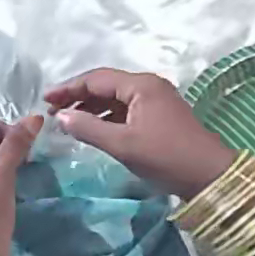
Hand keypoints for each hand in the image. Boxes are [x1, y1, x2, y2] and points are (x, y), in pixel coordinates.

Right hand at [45, 69, 236, 197]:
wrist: (209, 176)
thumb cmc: (165, 157)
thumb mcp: (123, 144)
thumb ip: (88, 129)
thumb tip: (59, 116)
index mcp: (140, 86)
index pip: (96, 79)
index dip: (68, 88)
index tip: (44, 99)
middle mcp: (148, 86)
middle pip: (105, 85)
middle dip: (77, 96)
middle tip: (51, 110)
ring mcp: (155, 100)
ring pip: (114, 98)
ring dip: (90, 107)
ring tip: (66, 120)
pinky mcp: (158, 115)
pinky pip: (124, 109)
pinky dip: (105, 116)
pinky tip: (91, 128)